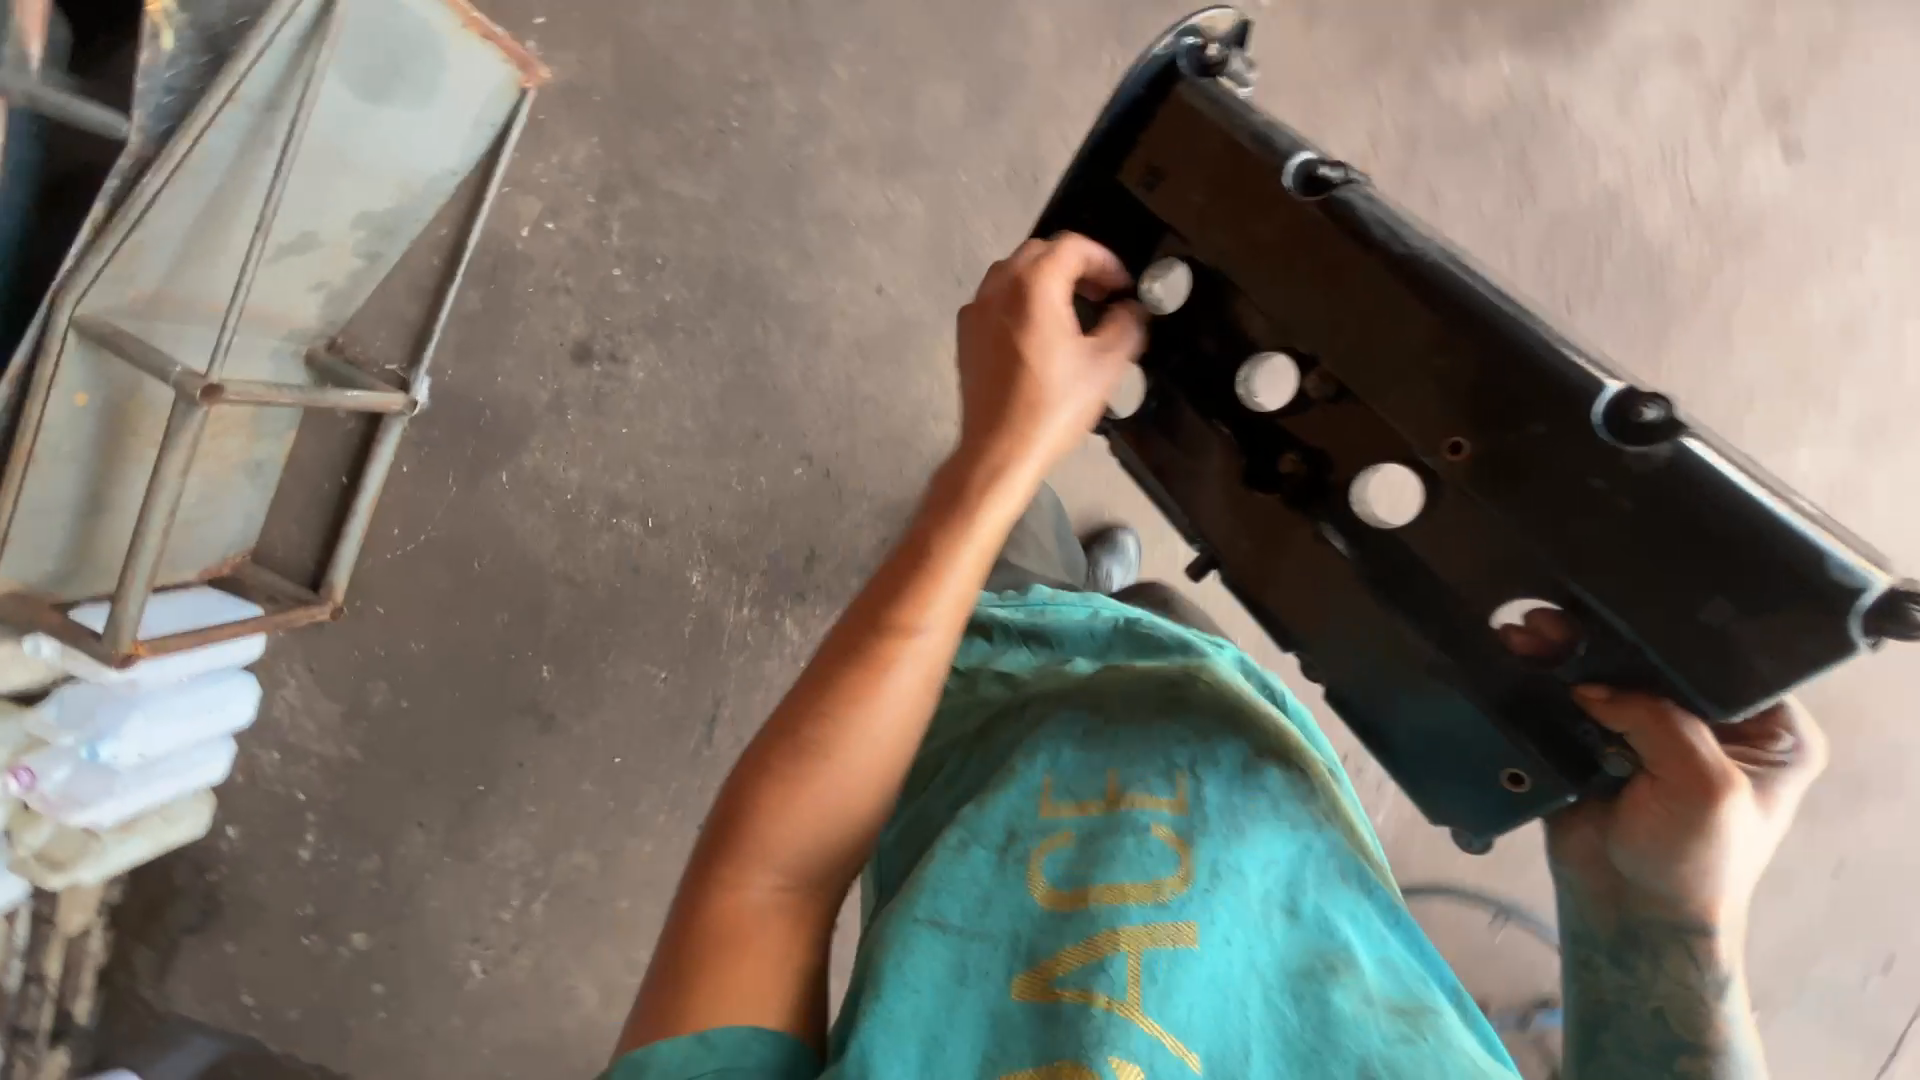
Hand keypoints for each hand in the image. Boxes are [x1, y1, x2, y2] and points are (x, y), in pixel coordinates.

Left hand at [953, 233, 1148, 481]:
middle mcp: (998, 289)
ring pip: (1012, 274)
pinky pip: (993, 301)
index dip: (1105, 260)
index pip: (1073, 246)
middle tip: (1100, 293)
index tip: (1121, 285)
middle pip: (1040, 253)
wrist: (999, 450)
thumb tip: (1130, 310)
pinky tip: (1036, 333)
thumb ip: (1126, 325)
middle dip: (1074, 266)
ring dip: (1044, 281)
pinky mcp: (965, 336)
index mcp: (1034, 287)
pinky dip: (1018, 302)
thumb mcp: (1105, 366)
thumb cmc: (1052, 408)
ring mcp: (975, 312)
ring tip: (1070, 310)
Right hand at [1501, 610, 1827, 934]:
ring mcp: (1639, 732)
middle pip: (1644, 664)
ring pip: (1596, 678)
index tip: (1610, 612)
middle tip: (1548, 622)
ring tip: (1520, 635)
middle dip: (1595, 641)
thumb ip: (1658, 722)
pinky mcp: (1587, 742)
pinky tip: (1512, 657)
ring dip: (1557, 656)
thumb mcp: (1703, 786)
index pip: (1713, 664)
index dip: (1662, 638)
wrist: (1626, 906)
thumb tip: (1587, 686)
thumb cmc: (1693, 857)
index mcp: (1760, 730)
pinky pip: (1561, 702)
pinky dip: (1536, 681)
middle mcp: (1700, 723)